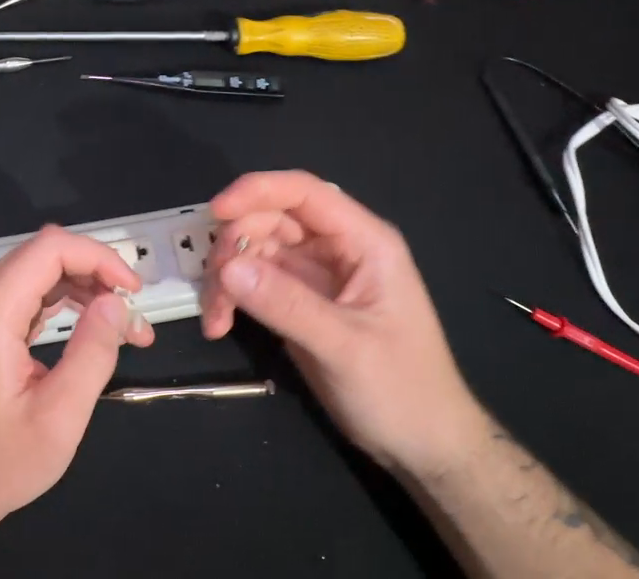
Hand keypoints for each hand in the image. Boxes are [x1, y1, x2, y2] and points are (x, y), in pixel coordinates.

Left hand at [0, 226, 154, 539]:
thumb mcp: (59, 417)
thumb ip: (92, 353)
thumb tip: (117, 303)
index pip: (50, 248)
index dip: (98, 257)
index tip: (134, 291)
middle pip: (47, 252)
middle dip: (98, 273)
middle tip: (134, 315)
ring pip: (43, 267)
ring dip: (88, 287)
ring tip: (126, 327)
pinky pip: (32, 289)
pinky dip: (68, 299)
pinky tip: (95, 326)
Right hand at [200, 171, 488, 473]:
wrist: (423, 446)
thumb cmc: (403, 390)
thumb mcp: (345, 347)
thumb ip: (287, 304)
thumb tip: (226, 268)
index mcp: (364, 242)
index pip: (303, 193)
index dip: (257, 191)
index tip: (216, 213)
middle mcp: (336, 248)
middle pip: (269, 219)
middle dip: (234, 246)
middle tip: (214, 287)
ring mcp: (314, 274)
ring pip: (253, 250)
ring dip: (225, 277)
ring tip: (215, 319)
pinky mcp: (296, 301)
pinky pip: (252, 281)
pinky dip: (230, 297)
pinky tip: (219, 325)